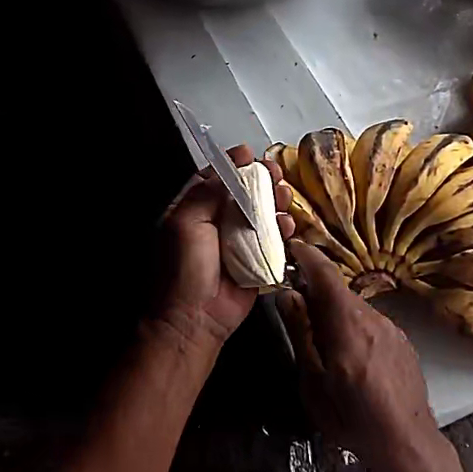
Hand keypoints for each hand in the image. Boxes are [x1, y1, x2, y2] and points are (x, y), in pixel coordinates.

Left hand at [150, 144, 295, 352]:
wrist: (195, 318)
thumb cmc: (183, 268)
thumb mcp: (186, 222)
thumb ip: (206, 191)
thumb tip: (231, 165)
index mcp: (192, 210)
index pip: (214, 178)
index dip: (233, 165)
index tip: (250, 154)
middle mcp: (216, 223)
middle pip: (243, 193)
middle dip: (261, 180)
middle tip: (275, 173)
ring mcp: (238, 242)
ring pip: (261, 214)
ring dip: (275, 202)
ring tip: (284, 196)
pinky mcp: (257, 261)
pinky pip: (274, 240)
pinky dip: (284, 230)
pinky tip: (288, 224)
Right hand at [275, 240, 451, 471]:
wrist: (405, 441)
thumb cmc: (352, 417)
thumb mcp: (313, 380)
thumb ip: (301, 333)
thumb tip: (288, 294)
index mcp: (347, 323)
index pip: (325, 274)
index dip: (306, 256)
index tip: (291, 248)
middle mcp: (373, 317)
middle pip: (339, 292)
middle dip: (316, 293)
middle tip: (296, 308)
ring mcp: (392, 329)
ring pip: (356, 309)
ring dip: (336, 314)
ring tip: (322, 342)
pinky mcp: (403, 343)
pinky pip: (372, 324)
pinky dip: (354, 327)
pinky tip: (350, 357)